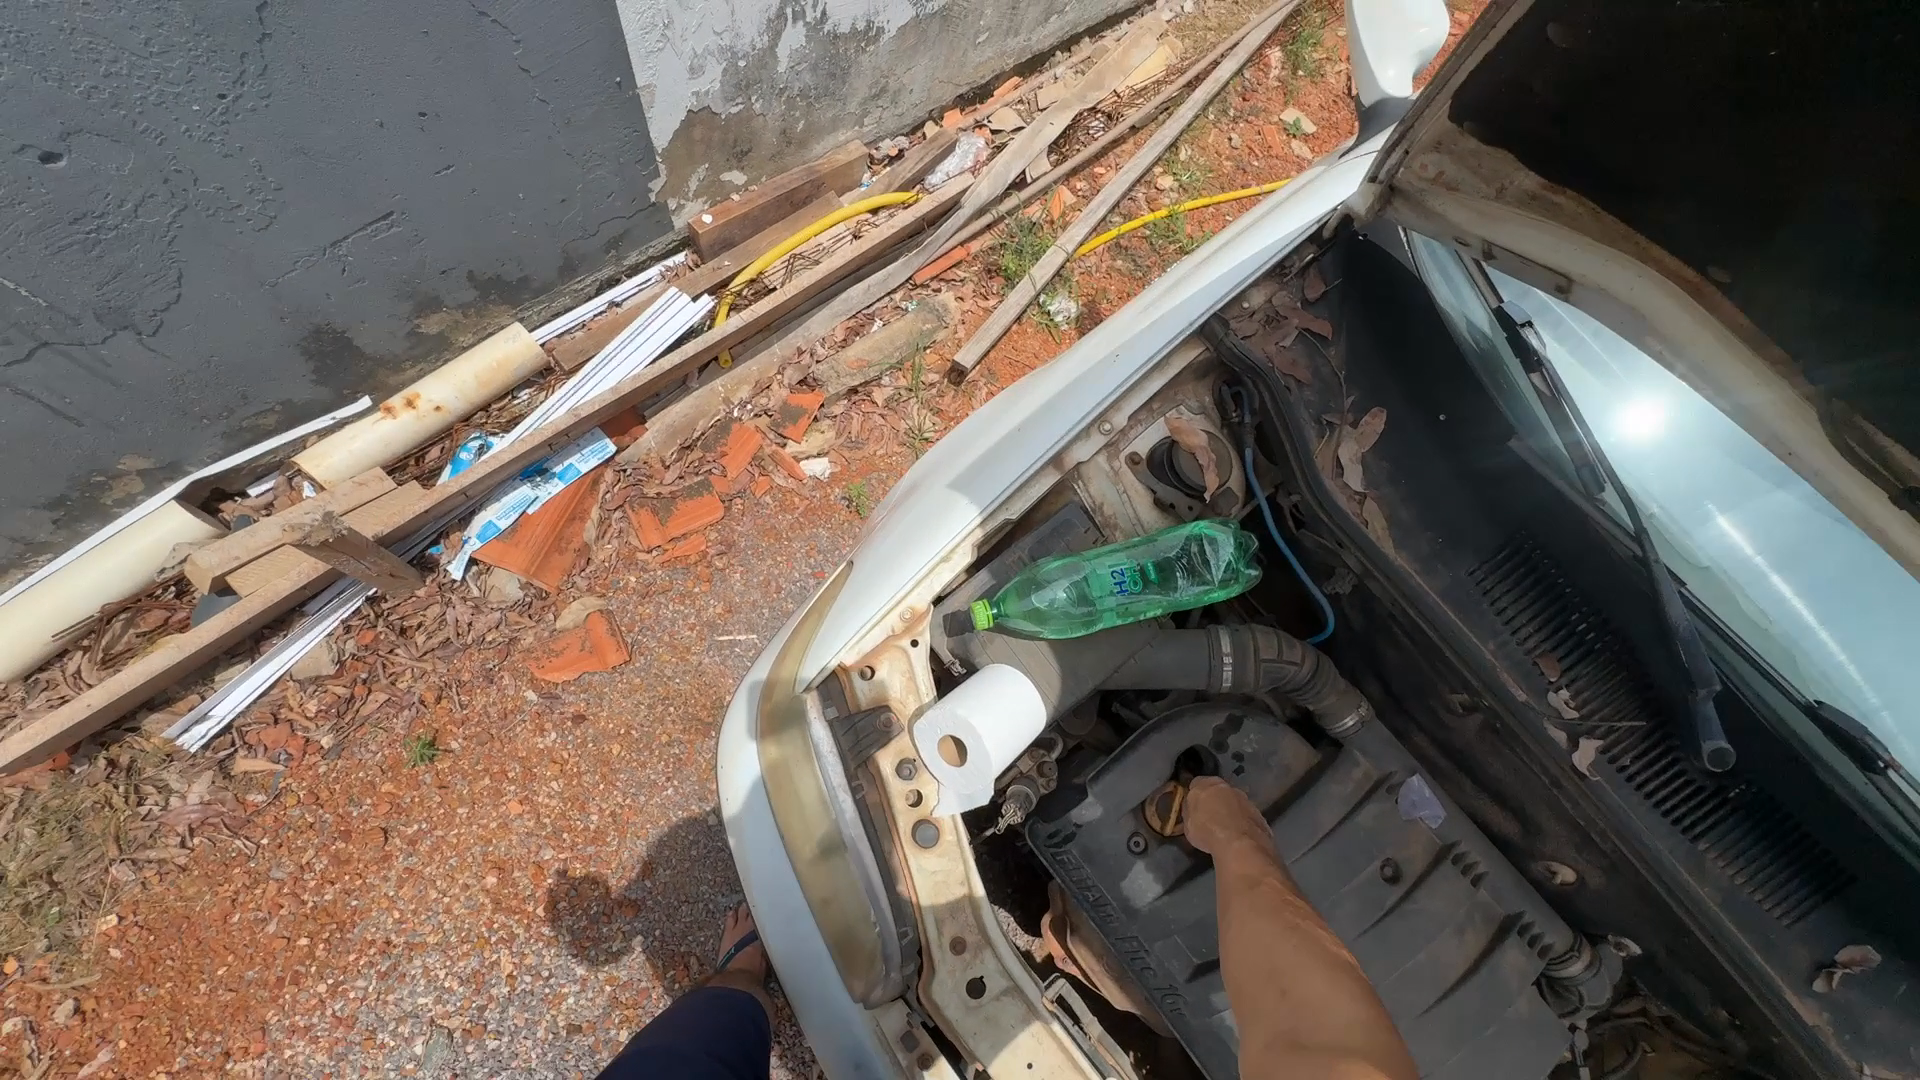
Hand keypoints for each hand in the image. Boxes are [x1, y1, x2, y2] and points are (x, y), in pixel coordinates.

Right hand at [1183, 776, 1272, 858]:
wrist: (1239, 846)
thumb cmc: (1206, 831)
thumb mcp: (1188, 822)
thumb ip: (1190, 811)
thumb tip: (1191, 808)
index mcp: (1208, 783)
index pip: (1197, 783)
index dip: (1195, 795)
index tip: (1193, 807)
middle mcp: (1231, 788)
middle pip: (1220, 793)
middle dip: (1216, 803)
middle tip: (1210, 819)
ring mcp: (1249, 802)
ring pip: (1237, 805)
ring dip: (1232, 814)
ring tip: (1227, 833)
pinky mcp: (1262, 818)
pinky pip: (1248, 820)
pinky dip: (1244, 826)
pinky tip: (1240, 840)